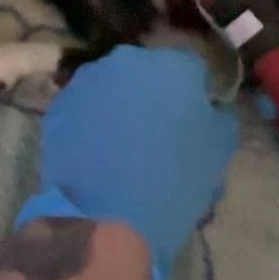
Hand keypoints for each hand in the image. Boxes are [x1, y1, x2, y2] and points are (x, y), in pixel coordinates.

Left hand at [16, 46, 239, 279]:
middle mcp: (127, 60)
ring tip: (124, 144)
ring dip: (120, 104)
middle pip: (147, 72)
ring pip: (112, 86)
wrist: (109, 220)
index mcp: (172, 65)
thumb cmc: (174, 182)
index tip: (193, 120)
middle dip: (154, 94)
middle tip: (158, 131)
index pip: (191, 70)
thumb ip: (220, 117)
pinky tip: (97, 151)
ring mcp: (86, 81)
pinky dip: (91, 121)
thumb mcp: (219, 151)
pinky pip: (83, 107)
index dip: (194, 94)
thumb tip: (211, 106)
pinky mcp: (58, 106)